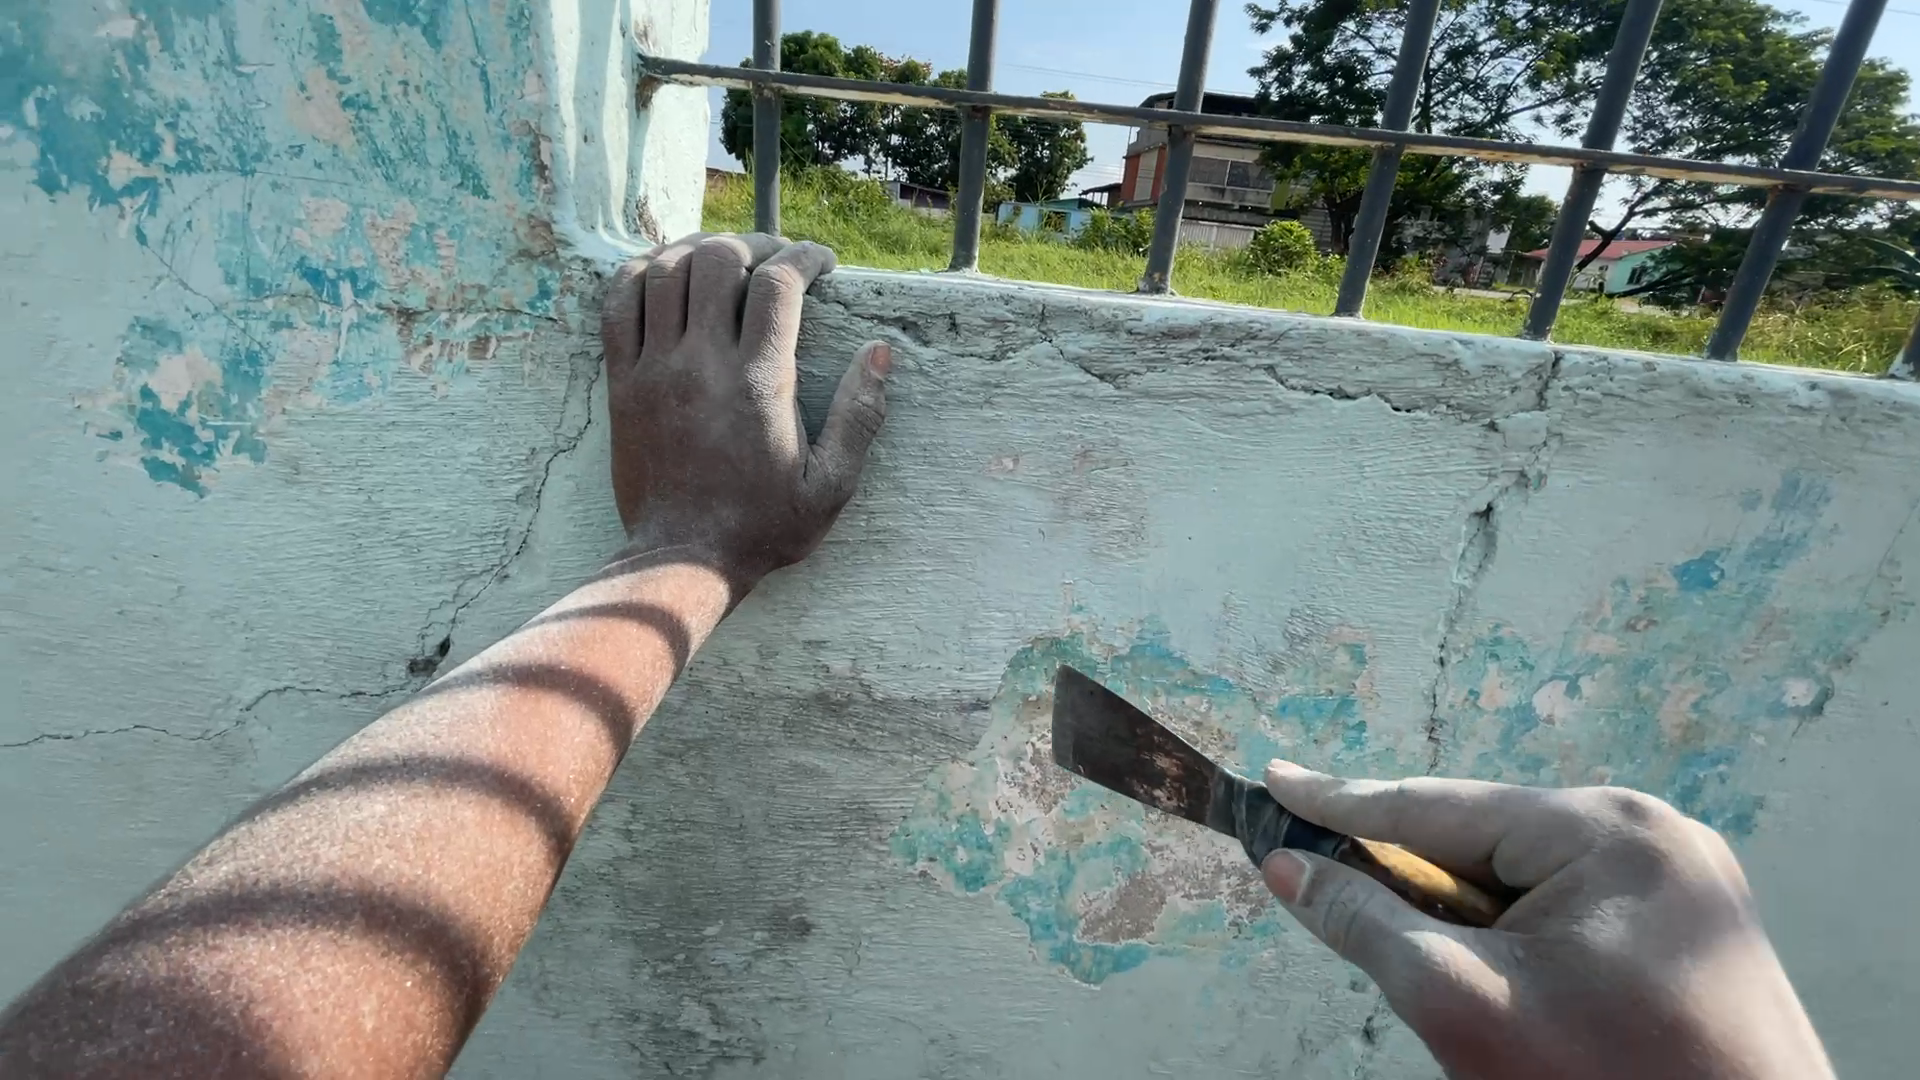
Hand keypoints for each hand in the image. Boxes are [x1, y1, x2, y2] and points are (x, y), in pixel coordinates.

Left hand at [599, 233, 889, 589]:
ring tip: (725, 258)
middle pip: (719, 260)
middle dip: (755, 244)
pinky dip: (641, 273)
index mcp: (761, 384)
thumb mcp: (831, 485)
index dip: (805, 257)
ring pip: (665, 270)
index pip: (779, 284)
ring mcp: (654, 370)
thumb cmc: (765, 526)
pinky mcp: (622, 383)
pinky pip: (617, 303)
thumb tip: (881, 354)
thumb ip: (861, 418)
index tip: (823, 262)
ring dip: (699, 250)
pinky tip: (665, 275)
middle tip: (776, 257)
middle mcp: (703, 364)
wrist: (684, 557)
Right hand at [1259, 763, 1832, 1079]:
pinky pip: (1545, 891)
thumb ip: (1359, 917)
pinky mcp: (1672, 913)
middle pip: (1471, 834)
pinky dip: (1489, 913)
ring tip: (1394, 917)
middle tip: (1313, 858)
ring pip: (1504, 863)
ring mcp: (1669, 870)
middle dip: (1396, 859)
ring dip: (1442, 892)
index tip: (1273, 777)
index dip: (1337, 799)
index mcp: (1606, 832)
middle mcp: (1644, 830)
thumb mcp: (1457, 1001)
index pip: (1431, 807)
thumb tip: (1280, 863)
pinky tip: (1467, 940)